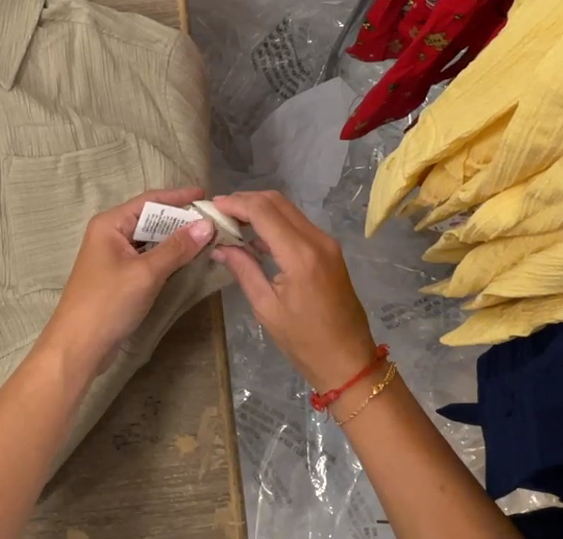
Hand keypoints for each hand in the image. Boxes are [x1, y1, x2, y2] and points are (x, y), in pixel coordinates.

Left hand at [37, 186, 214, 379]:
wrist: (77, 348)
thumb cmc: (108, 303)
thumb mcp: (145, 273)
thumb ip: (177, 248)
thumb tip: (207, 224)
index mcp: (110, 224)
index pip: (149, 201)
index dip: (178, 197)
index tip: (206, 195)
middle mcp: (110, 234)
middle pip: (150, 218)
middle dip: (180, 219)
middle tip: (212, 220)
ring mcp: (113, 256)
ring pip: (150, 239)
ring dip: (175, 238)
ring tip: (205, 237)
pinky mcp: (119, 277)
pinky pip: (147, 257)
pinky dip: (166, 256)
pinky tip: (186, 259)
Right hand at [209, 191, 379, 391]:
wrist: (349, 361)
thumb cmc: (304, 342)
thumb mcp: (266, 308)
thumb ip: (243, 269)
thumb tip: (219, 246)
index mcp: (300, 255)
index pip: (263, 211)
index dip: (236, 203)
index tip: (213, 206)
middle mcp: (316, 239)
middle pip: (276, 202)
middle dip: (246, 200)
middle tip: (221, 211)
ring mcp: (326, 242)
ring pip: (288, 209)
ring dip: (261, 209)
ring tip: (233, 221)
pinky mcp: (329, 249)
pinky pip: (298, 223)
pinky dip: (275, 221)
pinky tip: (256, 235)